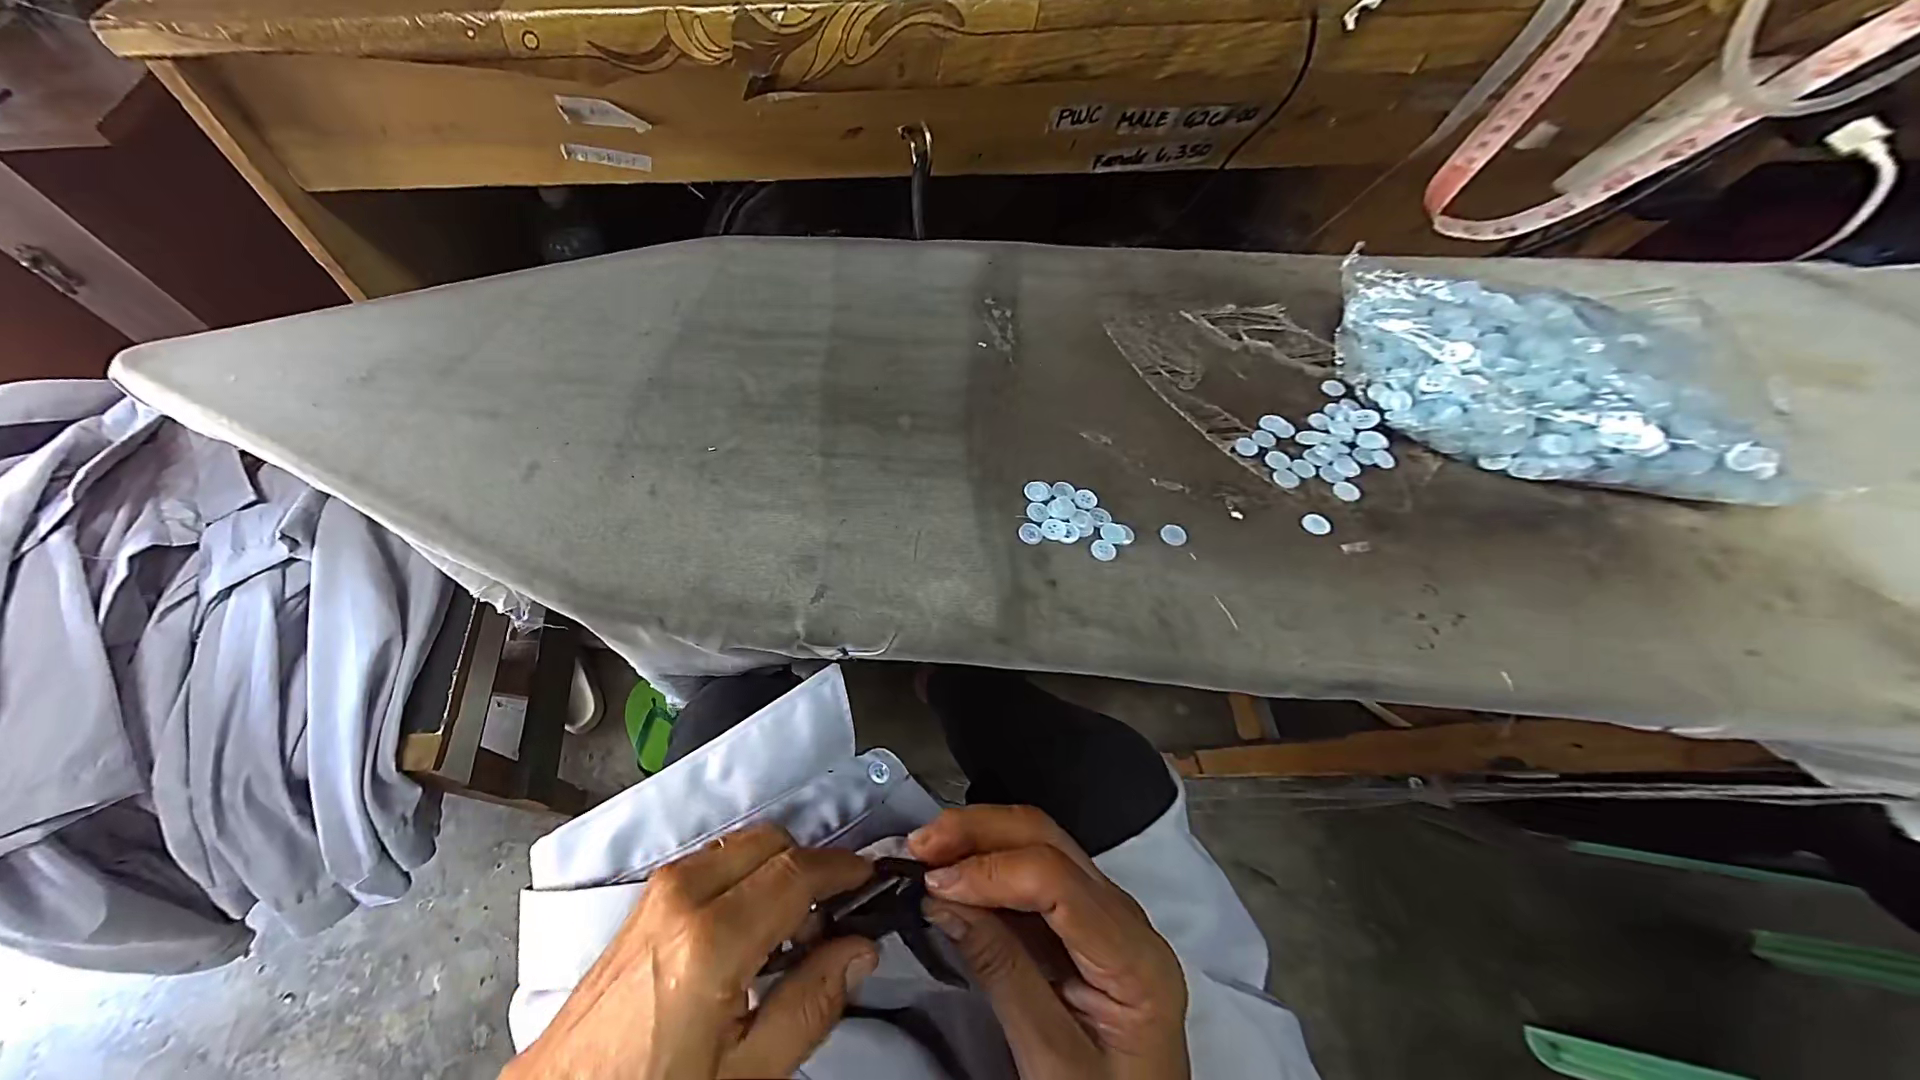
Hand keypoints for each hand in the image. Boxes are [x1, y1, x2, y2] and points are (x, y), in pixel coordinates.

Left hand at [503, 823, 876, 1079]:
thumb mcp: (745, 1077)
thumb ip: (811, 1005)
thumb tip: (858, 950)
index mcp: (710, 942)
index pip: (797, 871)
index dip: (843, 870)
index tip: (867, 880)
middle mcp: (682, 898)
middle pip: (774, 842)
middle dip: (811, 868)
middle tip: (827, 921)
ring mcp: (659, 892)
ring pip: (746, 844)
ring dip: (780, 869)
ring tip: (788, 931)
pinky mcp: (646, 899)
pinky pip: (717, 859)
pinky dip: (749, 874)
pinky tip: (750, 926)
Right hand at [909, 805, 1189, 1079]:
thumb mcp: (1051, 1059)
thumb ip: (1001, 971)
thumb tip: (945, 900)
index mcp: (1133, 957)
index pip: (1057, 880)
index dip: (990, 870)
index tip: (935, 881)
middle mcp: (1125, 917)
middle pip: (1049, 841)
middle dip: (979, 830)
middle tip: (922, 845)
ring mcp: (1105, 911)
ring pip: (1040, 842)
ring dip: (979, 836)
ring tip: (929, 850)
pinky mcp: (1082, 916)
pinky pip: (1033, 870)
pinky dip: (988, 861)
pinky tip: (955, 869)